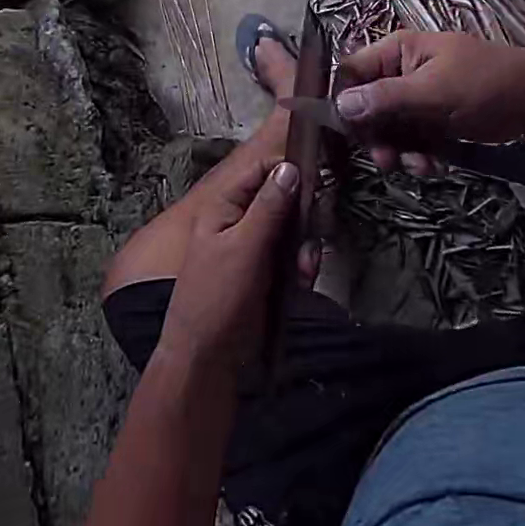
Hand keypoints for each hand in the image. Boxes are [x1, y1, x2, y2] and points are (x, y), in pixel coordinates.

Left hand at [158, 160, 303, 370]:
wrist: (209, 358)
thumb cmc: (215, 298)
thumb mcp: (243, 247)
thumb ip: (268, 207)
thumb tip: (289, 167)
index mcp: (226, 204)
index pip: (262, 169)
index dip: (289, 170)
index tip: (316, 179)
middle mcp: (241, 218)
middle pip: (285, 198)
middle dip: (302, 217)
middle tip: (311, 234)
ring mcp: (255, 244)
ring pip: (294, 228)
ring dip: (304, 246)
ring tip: (303, 270)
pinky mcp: (268, 268)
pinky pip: (293, 254)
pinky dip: (301, 266)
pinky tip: (300, 281)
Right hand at [335, 31, 524, 172]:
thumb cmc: (484, 84)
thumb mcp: (432, 90)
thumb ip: (385, 98)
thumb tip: (340, 105)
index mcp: (397, 51)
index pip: (351, 71)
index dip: (343, 100)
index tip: (348, 132)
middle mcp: (401, 72)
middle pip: (366, 105)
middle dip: (375, 135)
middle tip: (385, 159)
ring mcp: (417, 97)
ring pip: (387, 127)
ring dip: (397, 150)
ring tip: (417, 166)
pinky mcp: (432, 119)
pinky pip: (410, 138)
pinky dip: (416, 154)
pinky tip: (432, 166)